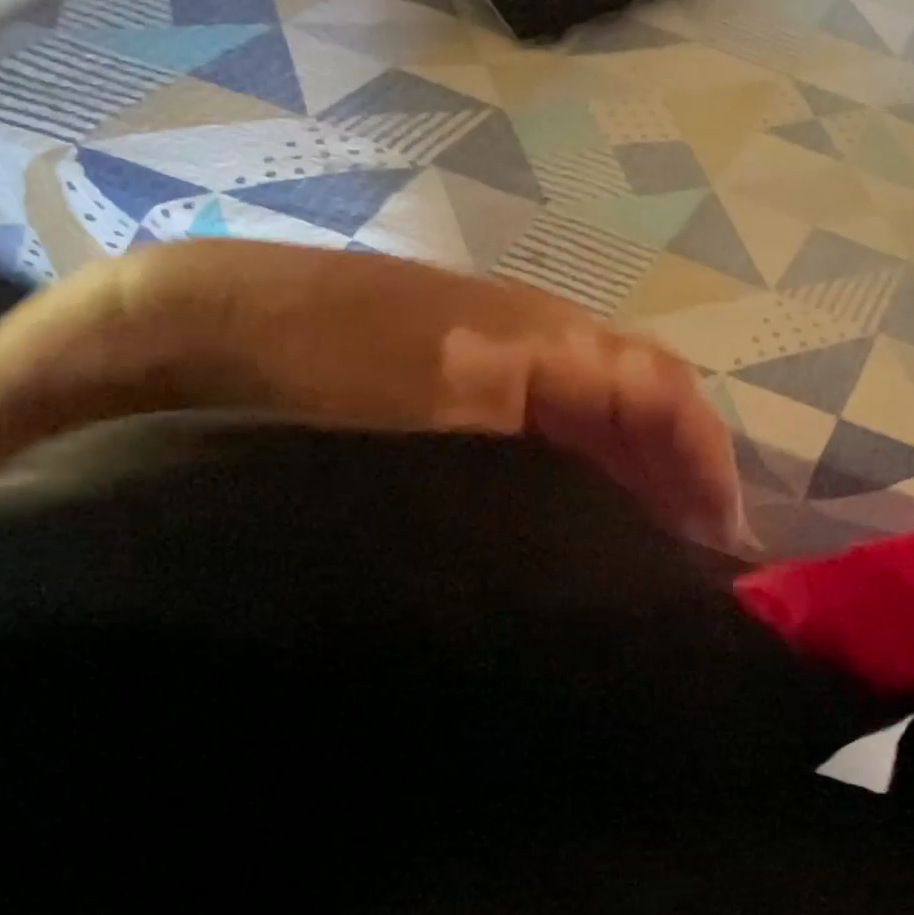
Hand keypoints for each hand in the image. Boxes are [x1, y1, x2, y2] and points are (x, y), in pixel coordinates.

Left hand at [0, 240, 740, 547]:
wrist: (190, 336)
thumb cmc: (332, 370)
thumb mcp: (451, 423)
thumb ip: (554, 482)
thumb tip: (632, 552)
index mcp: (561, 344)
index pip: (670, 398)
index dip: (708, 468)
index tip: (723, 548)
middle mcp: (554, 358)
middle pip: (651, 425)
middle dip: (682, 494)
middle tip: (694, 578)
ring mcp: (513, 383)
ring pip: (608, 445)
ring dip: (639, 505)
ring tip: (648, 576)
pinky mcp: (473, 414)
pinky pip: (557, 458)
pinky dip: (586, 504)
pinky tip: (582, 551)